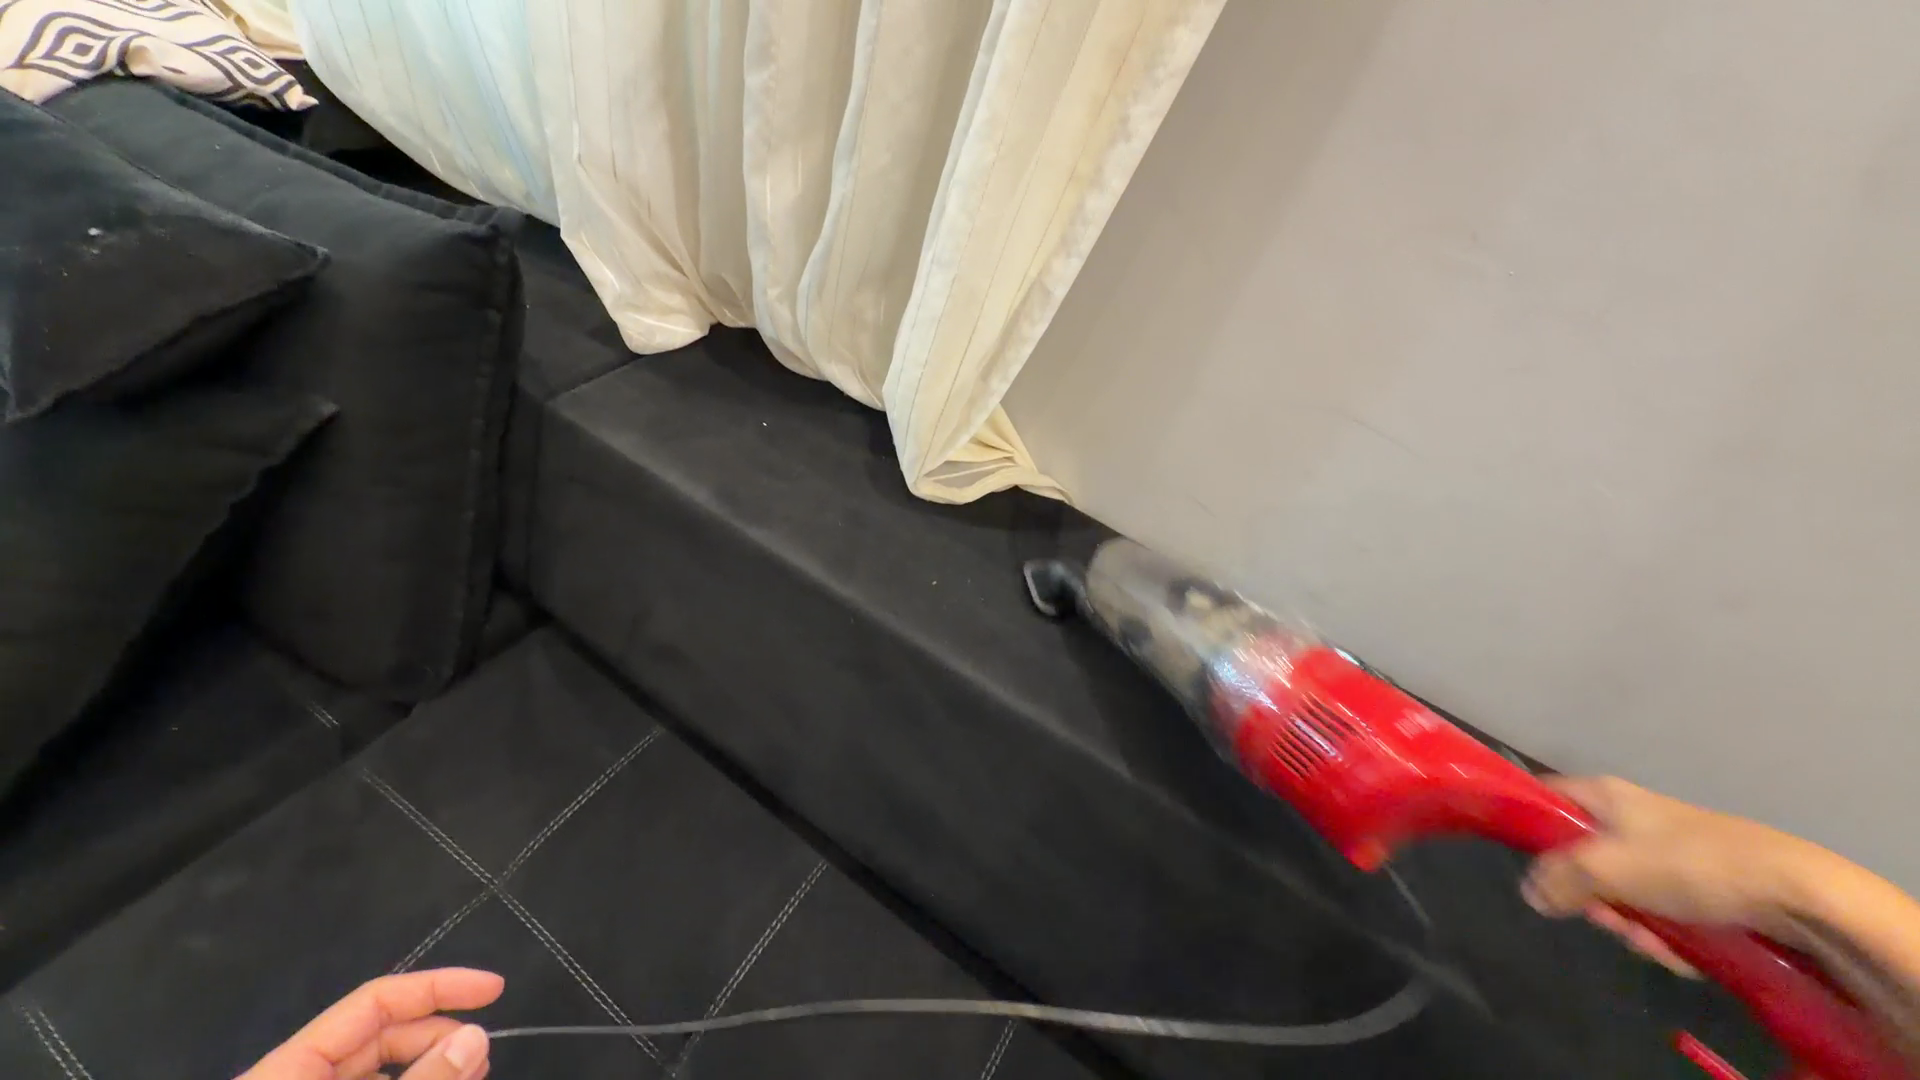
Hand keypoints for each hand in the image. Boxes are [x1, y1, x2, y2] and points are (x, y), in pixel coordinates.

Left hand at [236, 968, 504, 1079]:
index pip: (375, 1000)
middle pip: (379, 1034)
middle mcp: (293, 1077)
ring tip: (473, 1074)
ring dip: (430, 1064)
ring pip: (377, 1069)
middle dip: (438, 1034)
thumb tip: (478, 1035)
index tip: (494, 989)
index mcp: (286, 1069)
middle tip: (484, 1052)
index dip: (439, 986)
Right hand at [1521, 776, 1826, 972]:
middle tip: (1603, 917)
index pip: (1543, 797)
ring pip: (1619, 891)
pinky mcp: (1696, 887)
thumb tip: (1531, 894)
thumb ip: (1558, 878)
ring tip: (1651, 943)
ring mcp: (1665, 853)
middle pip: (1579, 856)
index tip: (1522, 861)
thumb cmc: (1689, 863)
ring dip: (1628, 923)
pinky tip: (1679, 951)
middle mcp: (1629, 818)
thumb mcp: (1607, 868)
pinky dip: (1662, 934)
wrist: (1800, 894)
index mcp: (1604, 796)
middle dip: (1589, 896)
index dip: (1525, 823)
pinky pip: (1657, 910)